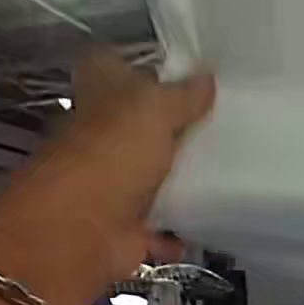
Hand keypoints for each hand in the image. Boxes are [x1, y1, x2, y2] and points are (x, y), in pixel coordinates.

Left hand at [0, 52, 215, 304]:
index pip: (121, 69)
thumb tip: (206, 80)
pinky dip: (178, 235)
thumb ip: (183, 97)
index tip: (188, 84)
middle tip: (214, 134)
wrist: (85, 228)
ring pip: (152, 180)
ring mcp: (114, 185)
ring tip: (217, 179)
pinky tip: (202, 228)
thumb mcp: (154, 110)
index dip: (150, 73)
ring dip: (179, 185)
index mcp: (101, 94)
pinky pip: (160, 230)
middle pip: (141, 130)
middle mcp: (103, 138)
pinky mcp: (127, 227)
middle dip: (174, 134)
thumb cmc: (110, 157)